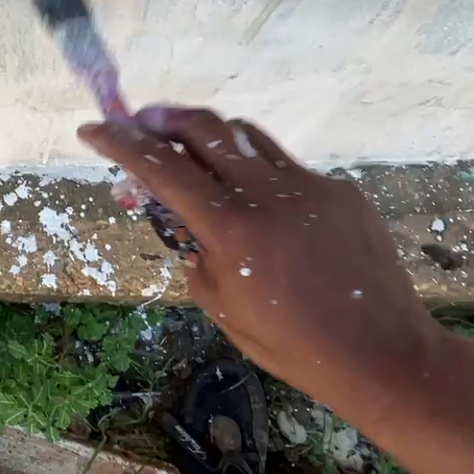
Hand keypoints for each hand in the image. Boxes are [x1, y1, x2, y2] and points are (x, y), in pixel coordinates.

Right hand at [79, 106, 439, 405]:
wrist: (382, 355)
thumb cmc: (287, 341)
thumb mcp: (214, 298)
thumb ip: (187, 243)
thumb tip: (172, 210)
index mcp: (229, 226)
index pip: (159, 165)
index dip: (118, 142)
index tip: (91, 130)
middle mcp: (266, 192)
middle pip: (202, 126)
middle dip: (162, 118)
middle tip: (142, 123)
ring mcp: (308, 185)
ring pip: (244, 135)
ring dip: (208, 137)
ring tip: (193, 154)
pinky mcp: (338, 190)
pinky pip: (284, 167)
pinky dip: (256, 175)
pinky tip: (260, 209)